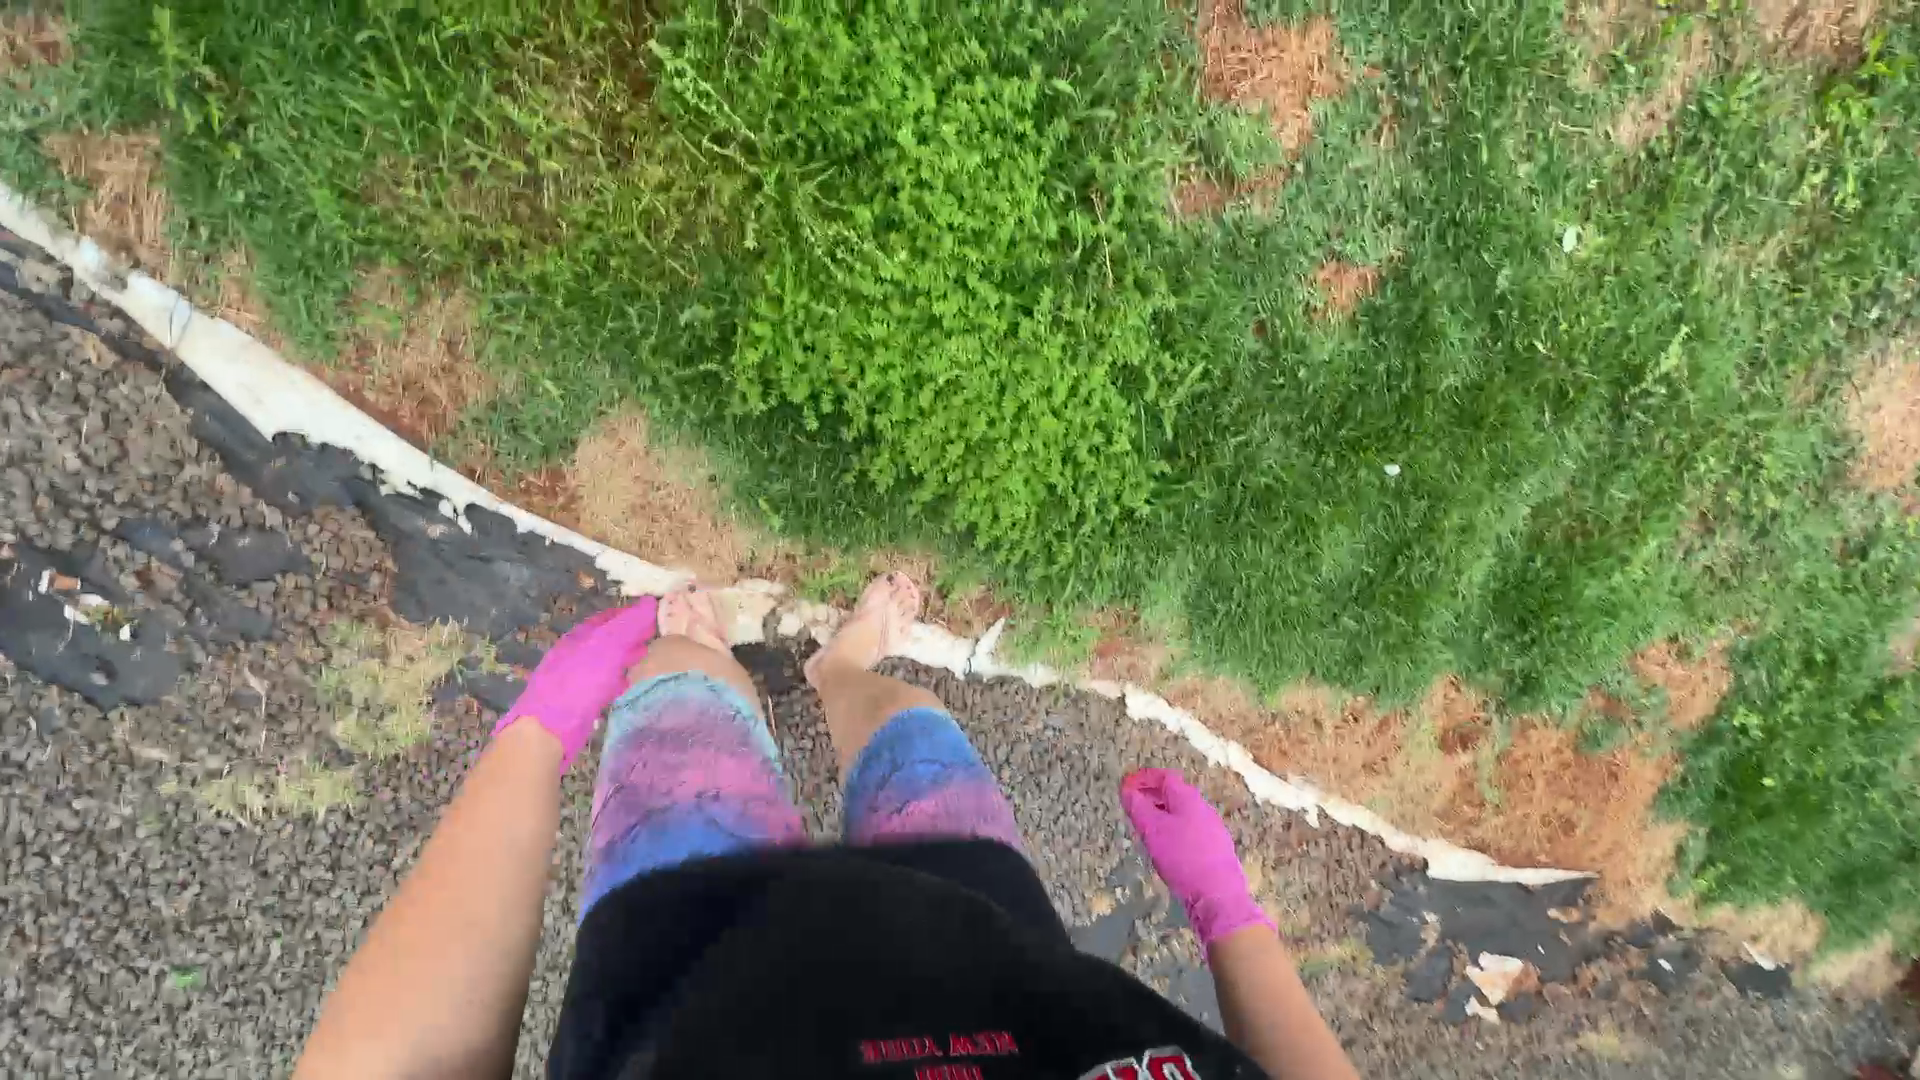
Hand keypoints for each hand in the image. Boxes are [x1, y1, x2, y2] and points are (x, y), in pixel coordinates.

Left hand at [493, 597, 658, 770]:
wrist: (549, 728)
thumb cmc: (580, 682)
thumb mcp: (607, 647)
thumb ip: (629, 626)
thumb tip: (650, 602)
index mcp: (578, 636)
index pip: (607, 618)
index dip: (630, 614)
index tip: (652, 614)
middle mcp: (574, 653)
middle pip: (606, 638)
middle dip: (629, 636)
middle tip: (652, 635)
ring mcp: (573, 676)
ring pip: (605, 660)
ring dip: (624, 657)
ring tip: (645, 657)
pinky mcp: (577, 699)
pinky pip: (601, 682)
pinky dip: (616, 678)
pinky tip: (627, 683)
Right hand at [1120, 768, 1273, 947]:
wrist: (1219, 897)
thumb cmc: (1182, 857)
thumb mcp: (1152, 830)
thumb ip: (1138, 808)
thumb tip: (1127, 790)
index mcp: (1188, 798)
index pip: (1164, 777)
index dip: (1144, 778)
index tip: (1127, 786)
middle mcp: (1203, 808)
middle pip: (1174, 793)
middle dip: (1151, 796)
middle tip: (1133, 806)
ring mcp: (1212, 829)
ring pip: (1182, 813)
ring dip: (1162, 815)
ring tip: (1146, 828)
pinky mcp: (1216, 849)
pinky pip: (1190, 830)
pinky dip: (1173, 830)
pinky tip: (1166, 848)